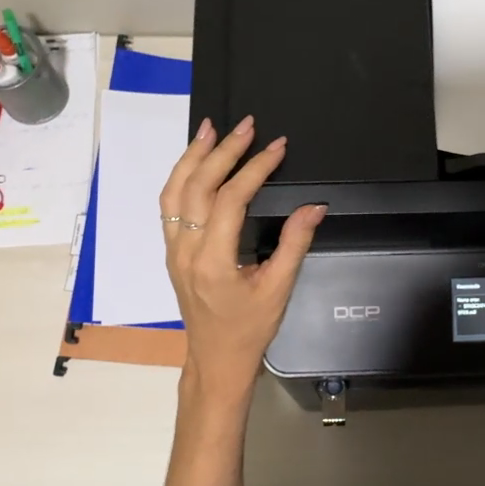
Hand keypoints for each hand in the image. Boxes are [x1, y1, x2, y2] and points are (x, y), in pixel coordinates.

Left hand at [158, 115, 326, 405]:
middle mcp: (186, 250)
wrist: (216, 359)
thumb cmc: (250, 329)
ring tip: (212, 128)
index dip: (254, 169)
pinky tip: (196, 161)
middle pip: (197, 186)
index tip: (277, 147)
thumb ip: (295, 244)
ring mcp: (173, 249)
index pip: (230, 199)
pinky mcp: (171, 251)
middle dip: (222, 151)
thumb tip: (315, 206)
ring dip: (192, 156)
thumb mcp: (279, 288)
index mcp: (213, 261)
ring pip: (174, 191)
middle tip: (247, 126)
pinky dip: (181, 176)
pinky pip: (170, 205)